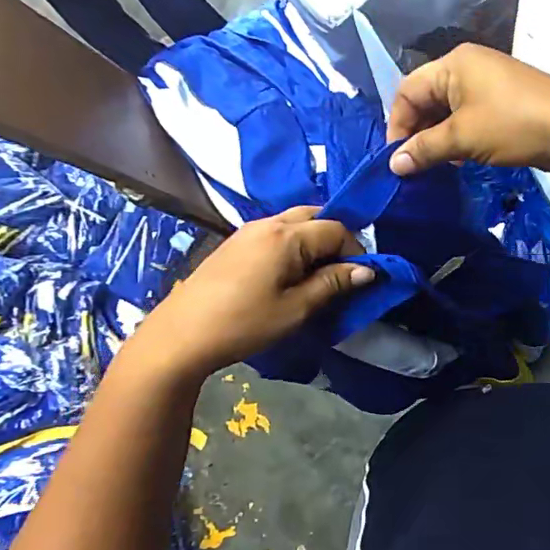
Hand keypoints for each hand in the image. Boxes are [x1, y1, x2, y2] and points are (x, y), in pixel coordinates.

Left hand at [122, 208, 373, 378]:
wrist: (182, 334)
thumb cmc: (244, 323)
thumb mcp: (296, 309)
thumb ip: (332, 284)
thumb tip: (367, 269)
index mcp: (287, 235)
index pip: (336, 229)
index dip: (355, 251)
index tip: (359, 280)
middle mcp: (268, 222)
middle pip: (315, 216)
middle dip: (335, 239)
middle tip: (340, 274)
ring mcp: (248, 230)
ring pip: (294, 222)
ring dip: (313, 241)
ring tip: (317, 276)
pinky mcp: (235, 242)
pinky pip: (276, 231)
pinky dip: (293, 244)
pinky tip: (290, 274)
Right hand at [386, 44, 549, 176]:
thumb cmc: (512, 126)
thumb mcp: (462, 138)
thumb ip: (423, 150)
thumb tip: (394, 165)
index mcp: (453, 63)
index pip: (407, 90)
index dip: (397, 125)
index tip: (397, 159)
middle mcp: (468, 65)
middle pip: (426, 98)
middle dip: (417, 132)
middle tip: (414, 165)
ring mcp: (488, 80)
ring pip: (446, 109)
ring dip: (437, 137)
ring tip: (437, 165)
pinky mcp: (503, 98)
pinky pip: (467, 114)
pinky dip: (457, 135)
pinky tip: (460, 158)